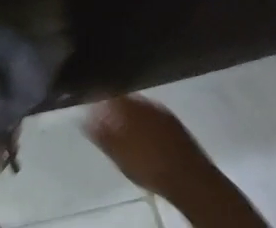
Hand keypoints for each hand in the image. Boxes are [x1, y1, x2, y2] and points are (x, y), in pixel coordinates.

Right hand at [83, 98, 265, 227]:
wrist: (191, 181)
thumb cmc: (150, 167)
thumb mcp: (119, 154)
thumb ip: (100, 133)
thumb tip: (84, 118)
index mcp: (130, 106)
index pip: (108, 93)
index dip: (97, 96)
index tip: (89, 102)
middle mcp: (147, 103)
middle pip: (125, 99)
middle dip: (114, 105)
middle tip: (105, 116)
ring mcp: (164, 113)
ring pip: (140, 107)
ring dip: (131, 113)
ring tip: (123, 127)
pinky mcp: (176, 125)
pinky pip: (154, 116)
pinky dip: (146, 121)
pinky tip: (145, 135)